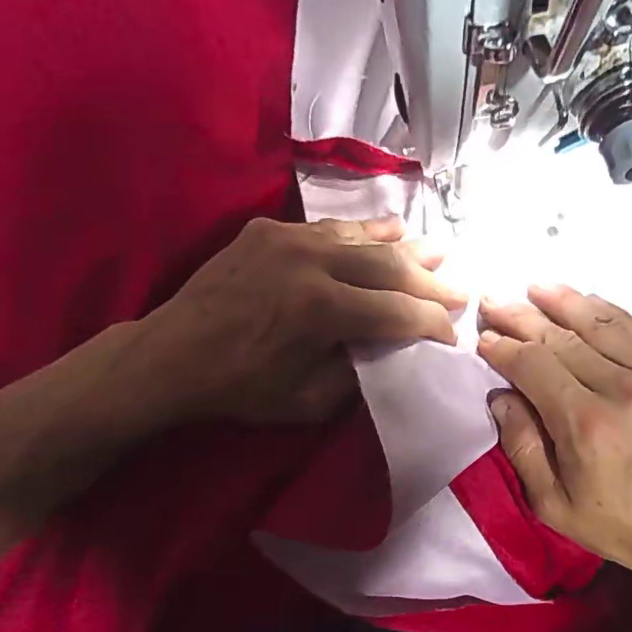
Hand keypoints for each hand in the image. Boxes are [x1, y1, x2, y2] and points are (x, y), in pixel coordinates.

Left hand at [140, 215, 464, 423]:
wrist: (173, 355)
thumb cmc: (240, 388)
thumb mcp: (307, 402)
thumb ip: (358, 373)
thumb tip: (392, 350)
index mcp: (323, 310)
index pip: (399, 311)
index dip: (433, 324)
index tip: (453, 335)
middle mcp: (312, 262)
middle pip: (390, 266)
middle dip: (430, 283)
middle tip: (459, 293)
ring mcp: (289, 238)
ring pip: (363, 238)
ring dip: (404, 248)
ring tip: (436, 251)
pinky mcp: (268, 230)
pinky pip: (328, 229)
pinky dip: (362, 233)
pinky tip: (387, 230)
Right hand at [478, 285, 631, 631]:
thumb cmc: (624, 528)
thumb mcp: (554, 505)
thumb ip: (523, 447)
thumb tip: (502, 398)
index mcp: (584, 423)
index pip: (533, 364)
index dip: (503, 347)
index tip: (483, 338)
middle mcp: (620, 389)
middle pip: (561, 337)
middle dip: (521, 317)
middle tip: (494, 302)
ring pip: (601, 325)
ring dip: (564, 302)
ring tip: (535, 288)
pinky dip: (610, 313)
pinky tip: (589, 303)